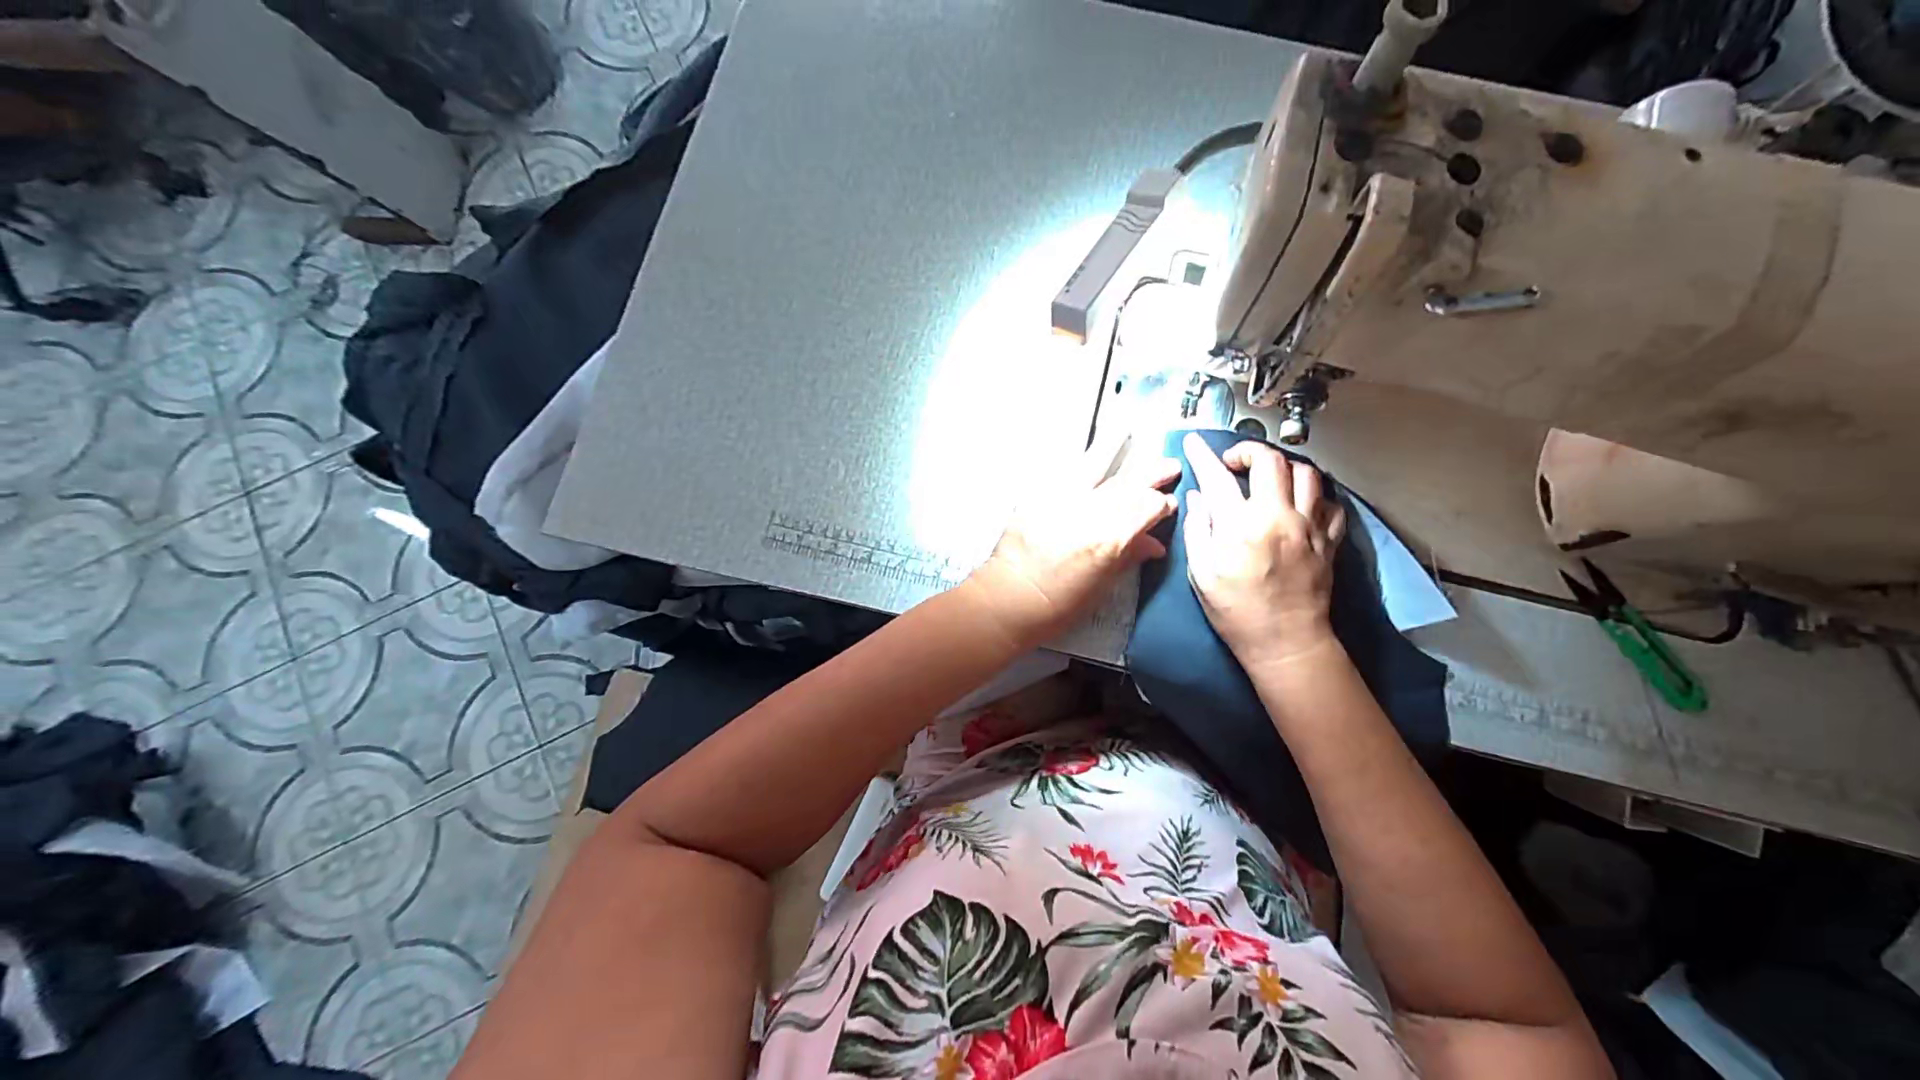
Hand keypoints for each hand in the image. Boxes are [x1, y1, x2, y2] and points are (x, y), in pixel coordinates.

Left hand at [965, 439, 1181, 647]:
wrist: (1007, 601)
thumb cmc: (1057, 606)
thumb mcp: (1101, 588)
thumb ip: (1128, 558)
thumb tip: (1152, 544)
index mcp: (1109, 539)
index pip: (1148, 507)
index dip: (1163, 505)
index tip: (1168, 505)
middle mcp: (1088, 513)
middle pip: (1128, 483)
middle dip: (1152, 473)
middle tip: (1169, 465)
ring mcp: (1060, 500)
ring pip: (1093, 466)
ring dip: (1112, 446)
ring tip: (1125, 429)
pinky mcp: (1035, 497)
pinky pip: (1061, 472)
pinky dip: (1077, 462)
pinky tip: (1085, 453)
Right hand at [1182, 433, 1346, 671]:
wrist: (1285, 642)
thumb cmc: (1237, 612)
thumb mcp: (1201, 574)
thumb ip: (1197, 530)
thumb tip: (1198, 498)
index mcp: (1241, 526)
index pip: (1218, 478)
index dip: (1203, 456)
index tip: (1194, 443)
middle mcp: (1279, 517)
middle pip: (1270, 461)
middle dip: (1248, 452)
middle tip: (1233, 463)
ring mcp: (1309, 527)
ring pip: (1306, 474)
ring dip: (1284, 467)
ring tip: (1268, 478)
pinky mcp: (1329, 540)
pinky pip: (1330, 503)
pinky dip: (1314, 495)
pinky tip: (1300, 503)